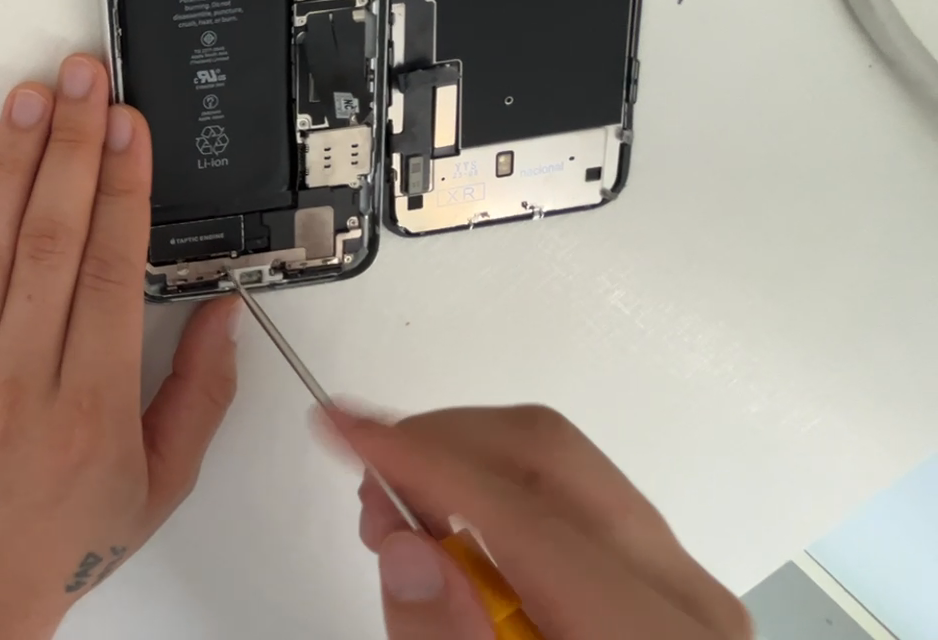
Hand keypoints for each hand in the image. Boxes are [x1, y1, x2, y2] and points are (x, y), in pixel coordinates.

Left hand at [0, 55, 242, 639]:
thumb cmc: (66, 539)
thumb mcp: (160, 485)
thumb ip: (200, 395)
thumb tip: (224, 314)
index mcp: (92, 404)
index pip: (110, 271)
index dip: (122, 188)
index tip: (130, 128)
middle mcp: (23, 374)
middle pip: (48, 238)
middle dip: (70, 146)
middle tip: (80, 81)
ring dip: (9, 162)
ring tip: (27, 100)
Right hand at [326, 406, 751, 639]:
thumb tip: (406, 546)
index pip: (521, 515)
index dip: (419, 459)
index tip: (332, 424)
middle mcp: (687, 597)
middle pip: (543, 451)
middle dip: (434, 445)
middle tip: (369, 493)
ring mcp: (677, 578)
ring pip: (545, 455)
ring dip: (451, 459)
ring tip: (399, 520)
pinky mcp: (653, 571)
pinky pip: (552, 482)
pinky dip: (478, 479)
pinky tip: (443, 529)